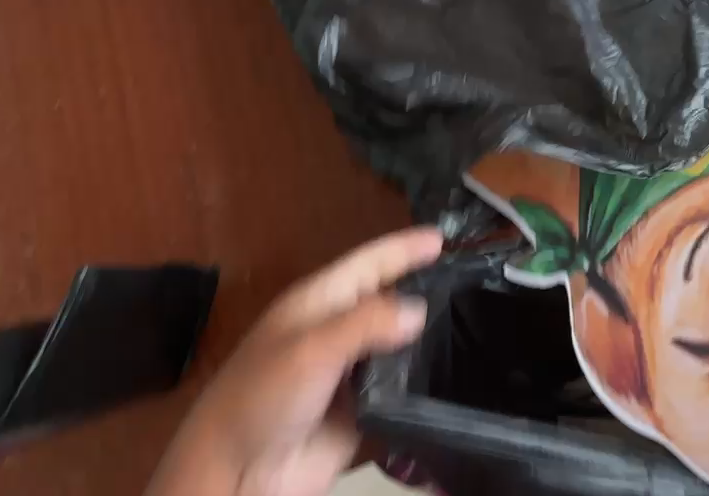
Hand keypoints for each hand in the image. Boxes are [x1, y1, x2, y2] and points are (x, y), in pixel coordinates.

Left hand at [148, 227, 444, 495]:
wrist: (235, 477)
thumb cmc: (262, 397)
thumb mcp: (310, 348)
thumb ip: (366, 322)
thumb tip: (419, 308)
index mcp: (319, 302)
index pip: (369, 263)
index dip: (403, 248)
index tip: (443, 237)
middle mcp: (337, 331)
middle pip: (387, 300)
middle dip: (423, 287)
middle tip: (470, 279)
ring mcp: (349, 373)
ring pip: (397, 346)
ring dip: (426, 337)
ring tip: (473, 322)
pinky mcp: (359, 413)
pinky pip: (398, 390)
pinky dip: (420, 382)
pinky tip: (452, 376)